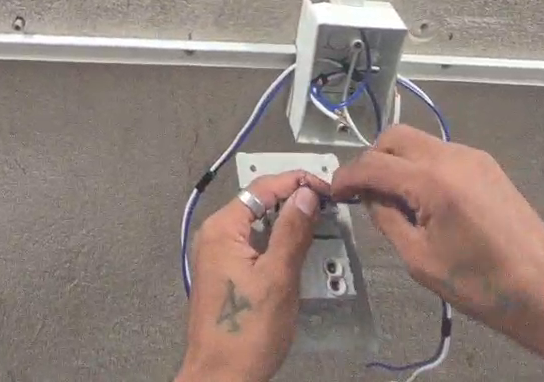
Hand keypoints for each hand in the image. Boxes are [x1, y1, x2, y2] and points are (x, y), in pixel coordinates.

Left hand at [175, 172, 328, 381]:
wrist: (220, 379)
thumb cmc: (249, 328)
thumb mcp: (277, 278)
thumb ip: (291, 232)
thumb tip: (306, 192)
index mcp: (223, 226)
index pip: (262, 188)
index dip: (296, 182)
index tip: (329, 188)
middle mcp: (215, 232)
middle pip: (258, 203)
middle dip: (292, 200)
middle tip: (328, 206)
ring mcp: (216, 253)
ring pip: (256, 224)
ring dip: (286, 222)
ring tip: (319, 223)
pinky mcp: (223, 273)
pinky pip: (252, 244)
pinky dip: (275, 242)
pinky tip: (297, 250)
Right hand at [330, 125, 543, 335]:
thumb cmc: (482, 284)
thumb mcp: (420, 259)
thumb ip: (386, 219)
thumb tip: (370, 196)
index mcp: (431, 181)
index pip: (373, 164)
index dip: (347, 176)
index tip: (334, 189)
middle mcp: (449, 156)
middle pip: (393, 137)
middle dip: (371, 158)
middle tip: (363, 189)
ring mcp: (471, 155)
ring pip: (416, 140)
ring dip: (396, 159)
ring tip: (393, 196)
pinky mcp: (485, 163)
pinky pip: (439, 152)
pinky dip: (420, 164)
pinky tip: (424, 197)